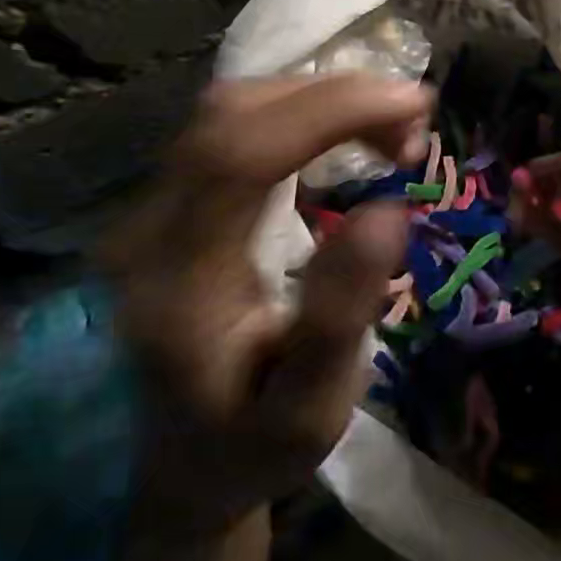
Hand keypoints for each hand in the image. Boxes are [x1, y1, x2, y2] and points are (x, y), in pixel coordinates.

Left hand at [98, 74, 431, 531]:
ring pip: (231, 109)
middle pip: (230, 115)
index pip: (237, 154)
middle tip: (414, 122)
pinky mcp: (171, 201)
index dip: (328, 110)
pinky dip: (300, 112)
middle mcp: (147, 228)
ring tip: (390, 129)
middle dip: (334, 96)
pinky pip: (234, 126)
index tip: (413, 105)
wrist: (186, 464)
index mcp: (179, 281)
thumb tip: (389, 209)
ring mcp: (150, 209)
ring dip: (320, 99)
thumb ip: (341, 313)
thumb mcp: (311, 406)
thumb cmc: (255, 442)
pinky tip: (344, 133)